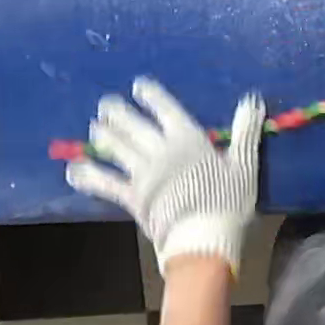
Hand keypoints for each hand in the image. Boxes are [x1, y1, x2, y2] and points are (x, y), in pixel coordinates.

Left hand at [66, 77, 263, 275]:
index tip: (139, 86)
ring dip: (104, 136)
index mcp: (188, 140)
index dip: (152, 96)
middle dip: (117, 113)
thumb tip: (252, 99)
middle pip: (133, 125)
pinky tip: (73, 170)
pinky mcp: (132, 196)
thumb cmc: (229, 202)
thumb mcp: (244, 165)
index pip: (166, 110)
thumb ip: (245, 131)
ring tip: (94, 128)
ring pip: (117, 148)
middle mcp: (160, 150)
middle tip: (106, 104)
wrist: (205, 239)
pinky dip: (88, 176)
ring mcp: (143, 173)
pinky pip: (106, 183)